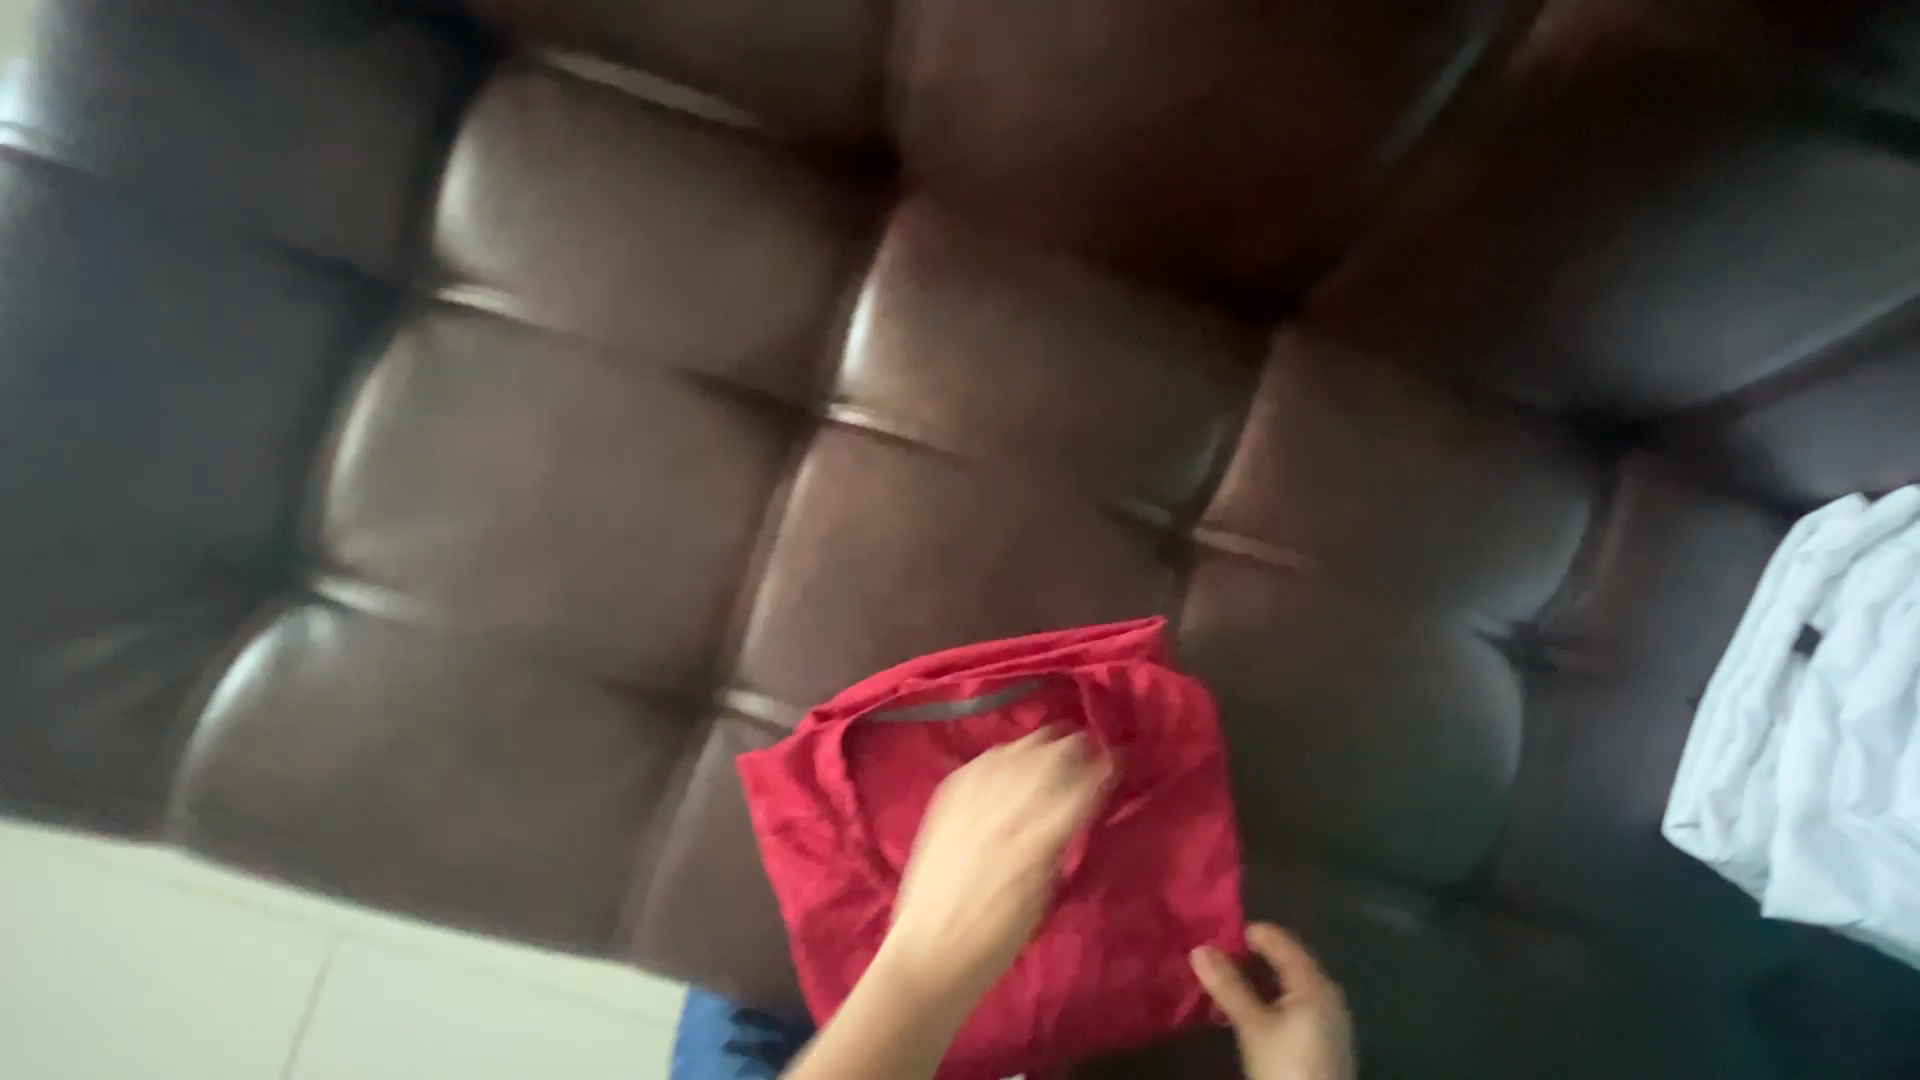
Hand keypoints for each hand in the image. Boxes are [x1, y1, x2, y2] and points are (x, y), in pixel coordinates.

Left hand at [875, 727, 1110, 1007]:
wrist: (932, 948)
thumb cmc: (999, 937)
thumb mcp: (1045, 894)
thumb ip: (1060, 844)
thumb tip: (1079, 808)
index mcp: (1037, 839)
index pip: (1082, 785)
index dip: (1105, 767)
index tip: (1120, 760)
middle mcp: (1006, 808)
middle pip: (1050, 756)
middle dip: (1077, 749)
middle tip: (1091, 751)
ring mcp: (972, 799)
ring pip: (1016, 750)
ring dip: (1041, 745)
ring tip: (1055, 745)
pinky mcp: (947, 798)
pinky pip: (981, 761)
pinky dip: (1003, 755)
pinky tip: (1011, 756)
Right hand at [1190, 923, 1354, 1079]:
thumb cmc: (1286, 1068)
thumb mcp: (1252, 1026)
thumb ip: (1227, 985)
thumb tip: (1198, 948)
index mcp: (1315, 983)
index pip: (1279, 940)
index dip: (1246, 933)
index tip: (1213, 934)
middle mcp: (1326, 994)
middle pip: (1284, 960)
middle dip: (1247, 958)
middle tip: (1212, 958)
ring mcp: (1326, 1019)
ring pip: (1285, 985)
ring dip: (1254, 980)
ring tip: (1222, 982)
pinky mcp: (1320, 1041)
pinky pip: (1290, 1004)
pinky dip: (1266, 999)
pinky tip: (1244, 1008)